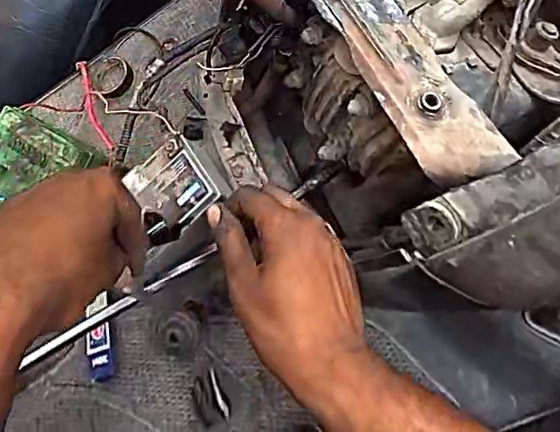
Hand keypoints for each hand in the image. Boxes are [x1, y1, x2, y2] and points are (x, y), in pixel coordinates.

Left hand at [0, 168, 147, 340]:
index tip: (134, 260)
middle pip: (98, 204)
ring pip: (68, 209)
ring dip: (76, 233)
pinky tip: (50, 265)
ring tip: (78, 268)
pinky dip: (49, 238)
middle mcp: (69, 180)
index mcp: (101, 187)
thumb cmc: (51, 280)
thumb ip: (118, 259)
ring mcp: (38, 191)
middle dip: (105, 232)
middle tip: (111, 261)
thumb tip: (113, 260)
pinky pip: (41, 220)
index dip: (137, 244)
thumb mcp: (105, 275)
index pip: (131, 214)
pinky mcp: (12, 208)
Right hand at [209, 186, 367, 394]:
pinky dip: (296, 237)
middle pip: (275, 195)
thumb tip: (220, 218)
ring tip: (260, 250)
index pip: (251, 194)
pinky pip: (312, 233)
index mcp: (285, 226)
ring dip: (275, 219)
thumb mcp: (244, 285)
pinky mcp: (339, 259)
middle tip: (238, 229)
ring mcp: (329, 241)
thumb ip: (229, 242)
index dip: (231, 204)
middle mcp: (311, 226)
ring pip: (296, 211)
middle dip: (254, 206)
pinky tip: (285, 264)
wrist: (333, 365)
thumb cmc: (290, 334)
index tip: (224, 217)